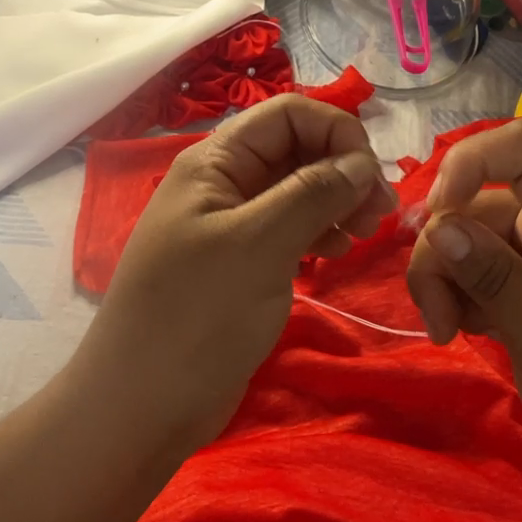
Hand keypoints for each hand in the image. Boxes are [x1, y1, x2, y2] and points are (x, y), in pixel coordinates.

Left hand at [72, 93, 394, 451]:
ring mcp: (230, 223)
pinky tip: (336, 252)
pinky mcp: (240, 261)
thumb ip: (312, 194)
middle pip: (295, 148)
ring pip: (296, 188)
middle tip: (380, 214)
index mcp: (215, 161)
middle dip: (342, 169)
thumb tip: (361, 162)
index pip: (288, 114)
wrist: (141, 406)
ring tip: (363, 236)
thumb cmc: (196, 316)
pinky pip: (288, 226)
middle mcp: (223, 182)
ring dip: (335, 201)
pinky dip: (318, 230)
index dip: (336, 133)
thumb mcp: (258, 246)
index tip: (373, 179)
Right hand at [404, 119, 521, 475]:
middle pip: (477, 199)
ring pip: (465, 233)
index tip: (436, 217)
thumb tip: (438, 225)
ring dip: (441, 277)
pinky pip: (473, 262)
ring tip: (445, 330)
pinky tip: (461, 329)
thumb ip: (497, 282)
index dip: (471, 161)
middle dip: (441, 248)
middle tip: (434, 315)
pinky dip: (455, 291)